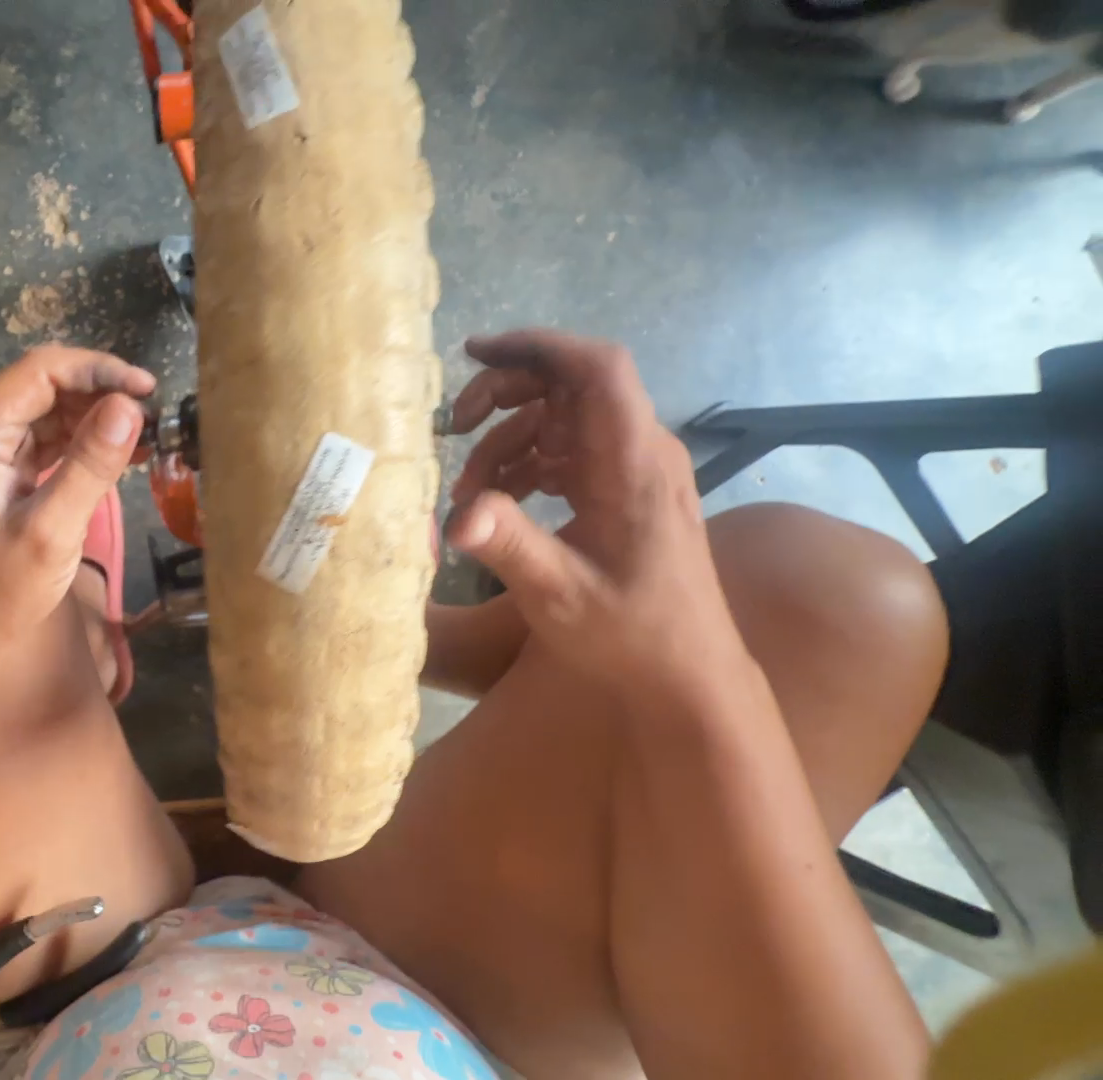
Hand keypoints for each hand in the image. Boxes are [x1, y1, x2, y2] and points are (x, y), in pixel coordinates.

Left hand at [0, 345, 154, 656]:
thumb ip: (89, 465)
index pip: (39, 372)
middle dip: (101, 392)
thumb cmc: (3, 590)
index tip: (147, 389)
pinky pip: (53, 439)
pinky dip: (89, 441)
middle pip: (46, 385)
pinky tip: (127, 451)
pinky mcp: (9, 472)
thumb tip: (131, 407)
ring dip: (99, 416)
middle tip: (154, 415)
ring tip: (148, 433)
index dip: (96, 369)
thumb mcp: (52, 529)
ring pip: (53, 409)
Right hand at [442, 329, 757, 704]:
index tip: (474, 352)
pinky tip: (496, 501)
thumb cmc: (631, 635)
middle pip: (571, 384)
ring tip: (466, 488)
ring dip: (506, 440)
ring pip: (561, 418)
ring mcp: (633, 470)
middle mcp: (640, 453)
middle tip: (454, 426)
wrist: (684, 674)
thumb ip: (510, 546)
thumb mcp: (560, 596)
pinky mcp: (622, 490)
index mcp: (634, 465)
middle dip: (506, 394)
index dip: (537, 347)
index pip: (597, 370)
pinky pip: (566, 451)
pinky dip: (524, 465)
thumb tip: (454, 514)